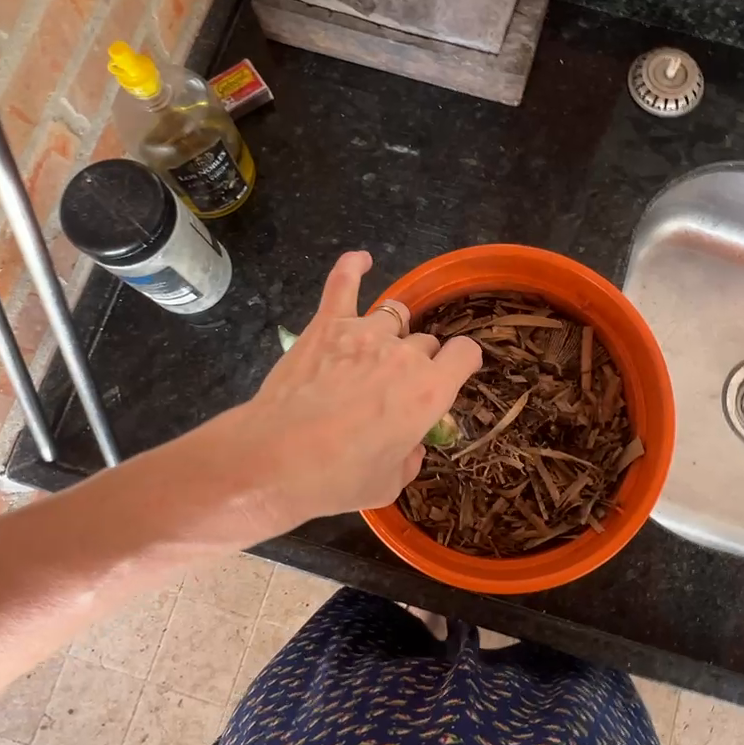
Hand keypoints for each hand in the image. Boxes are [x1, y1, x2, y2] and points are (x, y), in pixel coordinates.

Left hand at [211, 251, 480, 536]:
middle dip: (418, 361)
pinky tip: (361, 260)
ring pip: (393, 315)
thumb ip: (409, 461)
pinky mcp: (326, 325)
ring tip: (374, 350)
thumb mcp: (389, 484)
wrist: (278, 459)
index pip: (465, 354)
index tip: (453, 372)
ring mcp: (364, 332)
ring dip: (391, 331)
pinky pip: (343, 284)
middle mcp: (404, 354)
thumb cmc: (338, 478)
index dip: (461, 363)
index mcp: (430, 390)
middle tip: (393, 388)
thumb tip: (413, 448)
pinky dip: (352, 268)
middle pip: (425, 341)